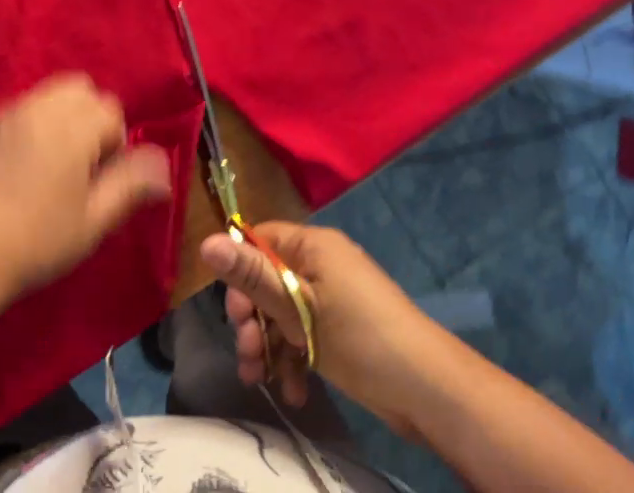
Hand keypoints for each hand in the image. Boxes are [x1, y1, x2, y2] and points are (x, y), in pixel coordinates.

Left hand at [0, 73, 172, 301]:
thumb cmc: (35, 242)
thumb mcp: (92, 221)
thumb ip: (130, 185)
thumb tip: (162, 166)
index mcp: (72, 127)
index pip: (110, 109)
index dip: (115, 143)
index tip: (101, 180)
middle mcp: (37, 108)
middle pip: (78, 89)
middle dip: (88, 119)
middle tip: (81, 167)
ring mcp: (3, 115)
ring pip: (45, 97)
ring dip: (58, 121)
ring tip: (50, 170)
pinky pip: (16, 112)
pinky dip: (28, 128)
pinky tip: (17, 172)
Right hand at [200, 221, 445, 433]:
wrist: (428, 391)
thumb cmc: (359, 337)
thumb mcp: (298, 308)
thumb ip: (251, 276)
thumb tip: (205, 241)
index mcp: (312, 246)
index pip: (257, 240)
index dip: (238, 272)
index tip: (235, 311)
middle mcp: (321, 265)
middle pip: (265, 281)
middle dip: (251, 320)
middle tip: (247, 352)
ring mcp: (332, 299)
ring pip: (280, 314)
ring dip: (266, 347)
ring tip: (260, 380)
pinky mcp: (340, 331)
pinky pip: (302, 336)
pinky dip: (292, 361)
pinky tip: (293, 392)